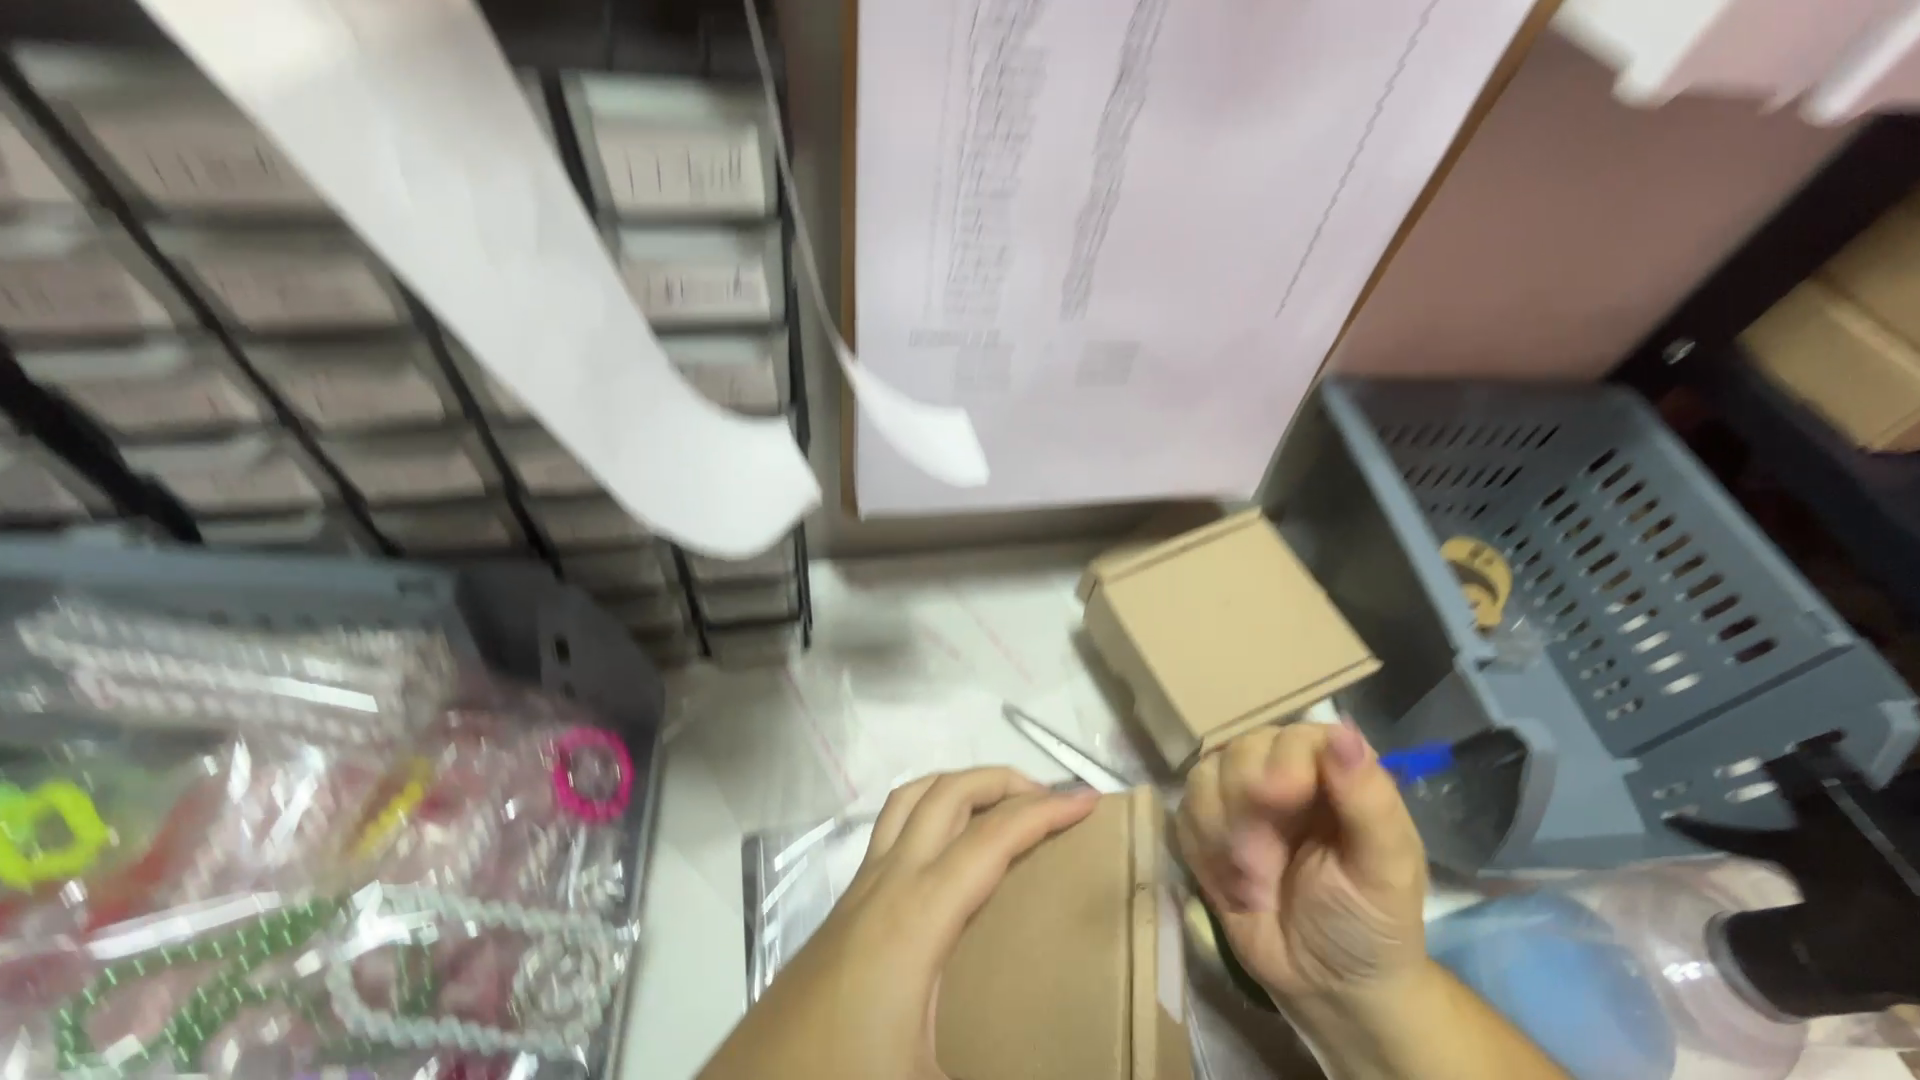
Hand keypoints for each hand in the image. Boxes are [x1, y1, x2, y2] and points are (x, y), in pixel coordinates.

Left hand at [698, 768, 1098, 1079]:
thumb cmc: (844, 1073)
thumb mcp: (930, 1079)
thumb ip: (999, 1072)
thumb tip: (1071, 1071)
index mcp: (918, 915)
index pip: (992, 839)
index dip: (1044, 812)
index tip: (1089, 800)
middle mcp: (887, 883)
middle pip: (947, 794)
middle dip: (1003, 779)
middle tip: (1052, 800)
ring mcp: (859, 889)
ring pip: (911, 800)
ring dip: (961, 786)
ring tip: (1003, 808)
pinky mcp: (843, 907)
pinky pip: (892, 830)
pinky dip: (932, 813)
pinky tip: (949, 857)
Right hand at [1176, 722, 1426, 1005]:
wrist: (1327, 987)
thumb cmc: (1371, 925)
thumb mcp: (1386, 868)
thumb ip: (1368, 800)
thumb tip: (1343, 731)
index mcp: (1334, 773)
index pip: (1293, 737)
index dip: (1280, 763)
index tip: (1281, 799)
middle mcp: (1284, 774)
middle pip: (1240, 750)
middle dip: (1246, 808)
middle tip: (1266, 866)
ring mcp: (1240, 800)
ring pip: (1203, 776)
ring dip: (1221, 831)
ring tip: (1255, 882)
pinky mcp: (1206, 829)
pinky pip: (1183, 811)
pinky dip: (1201, 846)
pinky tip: (1231, 882)